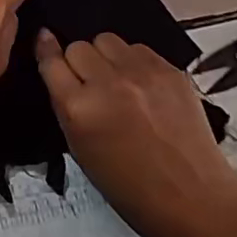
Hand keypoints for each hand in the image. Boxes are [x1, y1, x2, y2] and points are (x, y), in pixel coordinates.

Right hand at [35, 29, 236, 236]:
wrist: (191, 197)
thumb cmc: (131, 188)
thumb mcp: (81, 151)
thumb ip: (67, 108)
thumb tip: (60, 75)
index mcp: (79, 109)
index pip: (51, 61)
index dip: (46, 50)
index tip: (45, 41)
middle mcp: (107, 84)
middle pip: (78, 46)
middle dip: (78, 61)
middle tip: (90, 83)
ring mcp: (141, 73)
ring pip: (107, 39)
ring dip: (105, 56)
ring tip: (116, 81)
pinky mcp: (169, 70)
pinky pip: (138, 48)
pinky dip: (133, 61)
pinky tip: (141, 85)